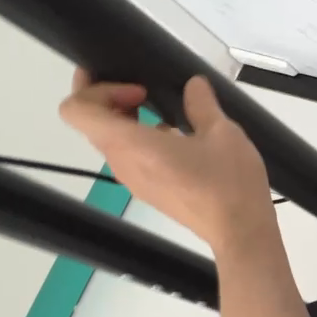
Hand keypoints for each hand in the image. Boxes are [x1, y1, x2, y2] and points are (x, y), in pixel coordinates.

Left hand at [59, 70, 275, 255]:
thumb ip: (202, 104)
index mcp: (131, 143)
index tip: (137, 90)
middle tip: (146, 92)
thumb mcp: (224, 134)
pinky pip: (130, 160)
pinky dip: (142, 143)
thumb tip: (194, 85)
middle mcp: (122, 162)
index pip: (76, 109)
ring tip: (168, 120)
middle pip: (92, 123)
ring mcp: (133, 181)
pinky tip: (180, 145)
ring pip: (111, 142)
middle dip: (112, 101)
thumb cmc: (230, 181)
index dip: (96, 89)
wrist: (240, 231)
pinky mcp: (149, 193)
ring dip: (129, 123)